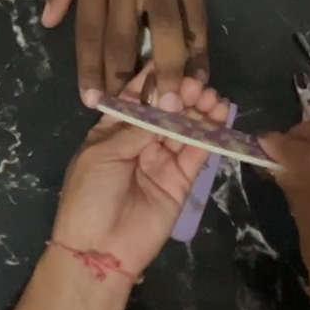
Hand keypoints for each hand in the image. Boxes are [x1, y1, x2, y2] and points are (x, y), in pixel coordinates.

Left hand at [42, 0, 213, 110]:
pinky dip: (199, 48)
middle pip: (124, 42)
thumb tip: (48, 20)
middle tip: (129, 116)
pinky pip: (196, 19)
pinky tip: (199, 72)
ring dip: (167, 74)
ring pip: (166, 37)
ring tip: (169, 106)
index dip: (89, 70)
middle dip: (125, 82)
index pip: (89, 32)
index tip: (90, 99)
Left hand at [48, 67, 231, 283]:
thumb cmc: (89, 194)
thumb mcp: (104, 153)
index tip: (170, 61)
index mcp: (113, 131)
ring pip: (184, 128)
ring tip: (213, 96)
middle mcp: (139, 141)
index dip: (153, 82)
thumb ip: (137, 127)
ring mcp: (161, 159)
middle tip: (197, 83)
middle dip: (181, 95)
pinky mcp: (180, 179)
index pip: (136, 99)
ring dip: (199, 111)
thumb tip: (165, 102)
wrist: (99, 248)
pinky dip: (210, 134)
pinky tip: (220, 116)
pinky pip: (197, 152)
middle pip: (165, 111)